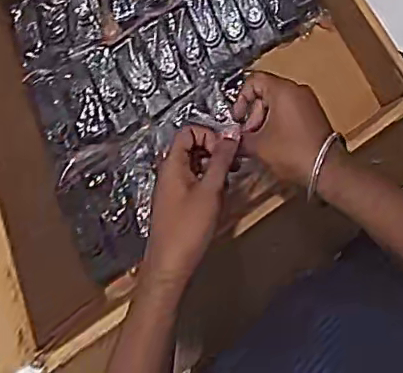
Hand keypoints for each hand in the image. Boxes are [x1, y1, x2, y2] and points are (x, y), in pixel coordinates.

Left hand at [140, 125, 239, 291]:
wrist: (169, 270)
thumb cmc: (188, 228)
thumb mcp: (210, 189)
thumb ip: (222, 158)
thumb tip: (232, 132)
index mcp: (172, 165)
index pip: (189, 131)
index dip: (209, 135)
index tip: (225, 150)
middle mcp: (169, 173)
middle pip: (193, 146)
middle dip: (215, 150)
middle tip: (232, 163)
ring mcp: (172, 189)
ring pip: (195, 164)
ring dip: (214, 167)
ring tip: (228, 180)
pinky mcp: (177, 203)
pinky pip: (194, 180)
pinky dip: (209, 182)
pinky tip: (219, 196)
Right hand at [233, 72, 335, 188]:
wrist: (325, 167)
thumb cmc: (291, 151)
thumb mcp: (258, 146)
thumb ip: (240, 138)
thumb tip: (231, 138)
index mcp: (283, 89)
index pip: (254, 80)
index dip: (241, 98)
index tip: (238, 118)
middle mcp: (297, 89)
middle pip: (265, 92)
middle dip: (253, 114)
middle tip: (249, 136)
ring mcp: (307, 100)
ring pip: (277, 102)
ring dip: (264, 120)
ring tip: (261, 143)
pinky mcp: (313, 113)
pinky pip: (289, 110)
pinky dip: (278, 122)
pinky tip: (274, 143)